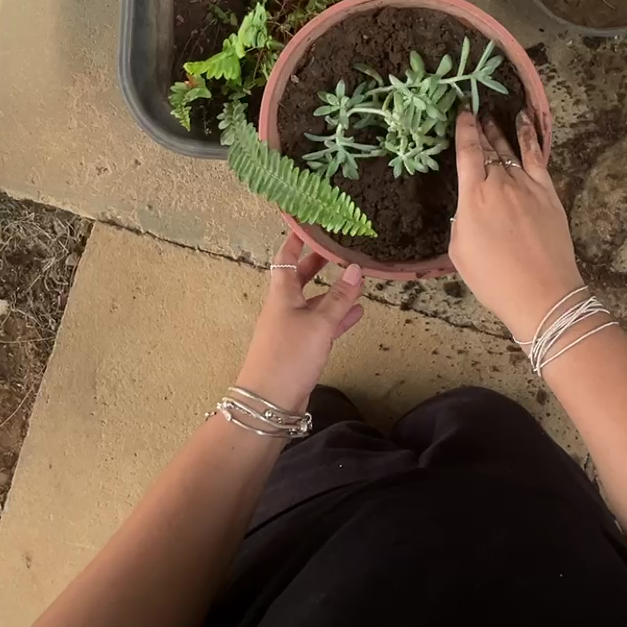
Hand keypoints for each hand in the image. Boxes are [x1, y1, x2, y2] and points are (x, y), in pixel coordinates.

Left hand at [235, 231, 365, 411]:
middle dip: (317, 262)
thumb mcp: (319, 323)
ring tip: (355, 278)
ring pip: (314, 302)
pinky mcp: (301, 348)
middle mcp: (284, 308)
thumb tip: (356, 267)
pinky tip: (357, 313)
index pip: (285, 258)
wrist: (270, 403)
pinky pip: (321, 325)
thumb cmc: (289, 355)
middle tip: (337, 247)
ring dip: (332, 291)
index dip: (295, 240)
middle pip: (299, 278)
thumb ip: (339, 297)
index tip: (308, 223)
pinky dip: (338, 317)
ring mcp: (292, 329)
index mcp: (281, 294)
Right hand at [449, 110, 583, 337]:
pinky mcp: (548, 193)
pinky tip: (524, 122)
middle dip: (478, 129)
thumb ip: (461, 221)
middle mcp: (499, 184)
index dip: (463, 131)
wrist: (542, 294)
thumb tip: (468, 207)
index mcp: (473, 197)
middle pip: (488, 149)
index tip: (461, 114)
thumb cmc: (494, 280)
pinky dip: (529, 136)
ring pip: (509, 150)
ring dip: (498, 132)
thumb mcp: (459, 251)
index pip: (467, 153)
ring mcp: (526, 186)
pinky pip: (536, 157)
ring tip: (491, 117)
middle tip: (474, 112)